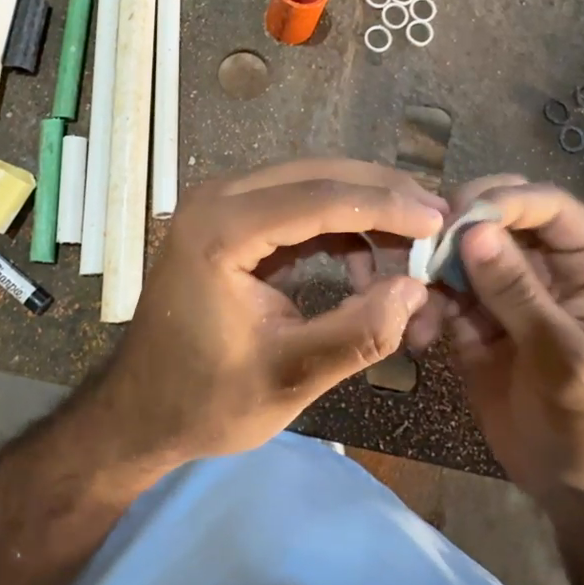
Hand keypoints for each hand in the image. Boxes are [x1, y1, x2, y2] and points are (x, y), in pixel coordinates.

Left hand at [94, 159, 446, 465]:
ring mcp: (221, 203)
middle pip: (318, 174)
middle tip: (438, 223)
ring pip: (312, 183)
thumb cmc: (205, 400)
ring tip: (412, 252)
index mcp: (219, 231)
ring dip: (365, 210)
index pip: (319, 197)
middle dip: (383, 196)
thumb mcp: (288, 378)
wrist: (142, 410)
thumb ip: (356, 334)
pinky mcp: (231, 217)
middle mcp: (217, 198)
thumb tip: (417, 290)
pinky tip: (367, 268)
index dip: (386, 206)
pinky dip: (340, 227)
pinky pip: (298, 204)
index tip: (440, 222)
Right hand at [441, 177, 583, 505]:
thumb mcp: (567, 362)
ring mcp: (513, 291)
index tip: (455, 217)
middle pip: (499, 216)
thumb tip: (473, 231)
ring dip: (434, 270)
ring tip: (417, 305)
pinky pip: (446, 292)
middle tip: (423, 249)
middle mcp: (552, 266)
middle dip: (458, 228)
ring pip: (463, 251)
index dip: (502, 201)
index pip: (547, 206)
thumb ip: (520, 295)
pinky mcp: (480, 319)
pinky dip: (427, 307)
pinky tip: (420, 339)